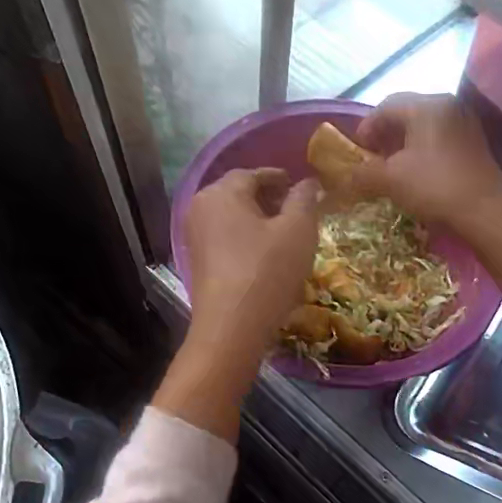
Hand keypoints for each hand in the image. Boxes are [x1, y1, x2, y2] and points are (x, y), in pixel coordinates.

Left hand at [157, 168, 321, 441]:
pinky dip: (244, 239)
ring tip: (285, 233)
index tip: (299, 185)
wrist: (231, 328)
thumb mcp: (298, 230)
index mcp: (220, 192)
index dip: (279, 177)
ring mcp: (194, 237)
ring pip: (230, 217)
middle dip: (267, 198)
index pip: (253, 174)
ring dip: (256, 220)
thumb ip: (304, 199)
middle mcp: (199, 208)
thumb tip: (307, 183)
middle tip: (296, 208)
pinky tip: (265, 254)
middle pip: (238, 194)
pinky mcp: (197, 262)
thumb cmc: (267, 272)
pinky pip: (224, 239)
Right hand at [350, 92, 501, 237]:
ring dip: (401, 144)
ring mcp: (463, 123)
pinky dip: (420, 150)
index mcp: (426, 106)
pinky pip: (438, 137)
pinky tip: (413, 172)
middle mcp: (447, 106)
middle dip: (383, 135)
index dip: (365, 128)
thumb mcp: (389, 180)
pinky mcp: (472, 142)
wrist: (484, 210)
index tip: (356, 152)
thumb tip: (344, 176)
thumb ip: (362, 172)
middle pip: (405, 112)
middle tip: (370, 159)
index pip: (385, 106)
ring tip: (389, 168)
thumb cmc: (434, 186)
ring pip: (422, 126)